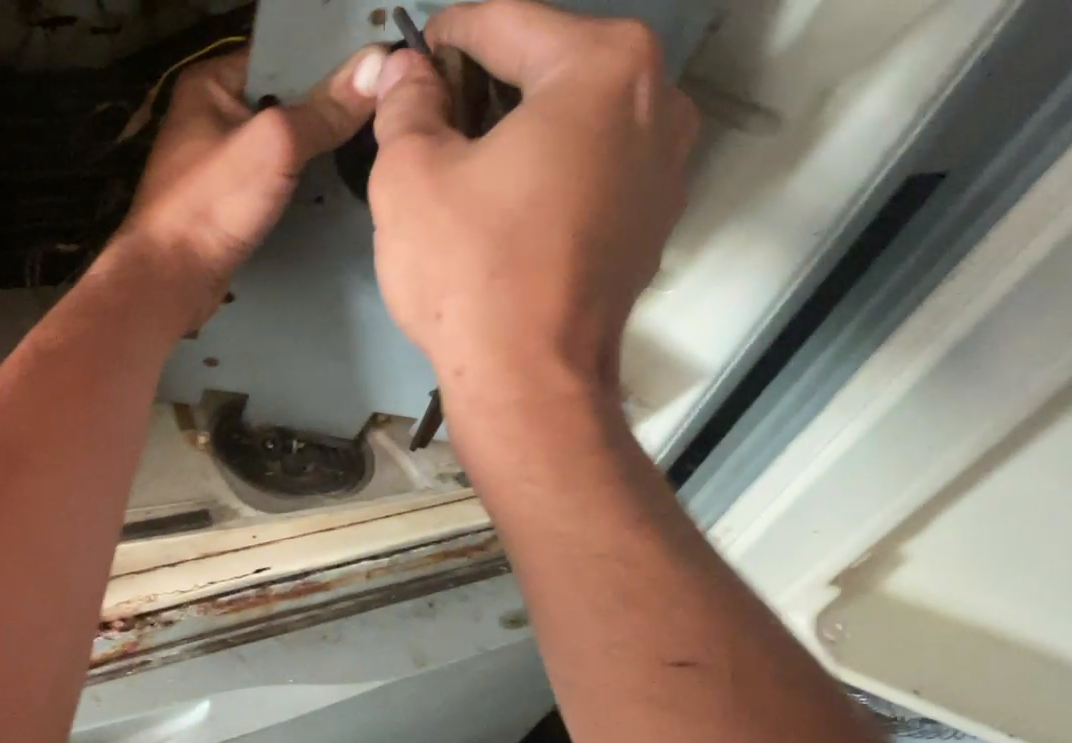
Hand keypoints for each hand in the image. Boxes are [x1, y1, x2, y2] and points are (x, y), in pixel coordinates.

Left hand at [121, 47, 382, 317]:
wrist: (168, 280)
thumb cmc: (211, 204)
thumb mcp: (275, 144)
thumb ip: (325, 108)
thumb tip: (380, 65)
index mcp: (210, 83)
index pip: (282, 54)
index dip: (328, 61)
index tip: (376, 71)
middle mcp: (211, 114)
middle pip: (285, 98)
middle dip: (326, 105)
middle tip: (381, 109)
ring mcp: (218, 160)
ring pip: (281, 140)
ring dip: (316, 144)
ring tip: (368, 138)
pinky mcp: (227, 199)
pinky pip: (273, 175)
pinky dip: (299, 177)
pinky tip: (332, 177)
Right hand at [367, 0, 697, 424]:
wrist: (529, 378)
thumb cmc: (468, 270)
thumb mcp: (409, 175)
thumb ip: (406, 104)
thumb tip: (405, 71)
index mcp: (601, 66)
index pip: (505, 22)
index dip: (444, 35)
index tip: (409, 55)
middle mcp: (656, 100)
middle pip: (550, 65)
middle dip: (484, 83)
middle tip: (428, 117)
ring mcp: (666, 164)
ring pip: (575, 119)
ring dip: (518, 127)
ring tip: (463, 165)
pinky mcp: (655, 219)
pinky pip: (593, 168)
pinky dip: (549, 171)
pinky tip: (505, 209)